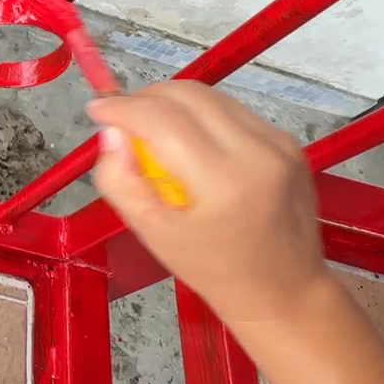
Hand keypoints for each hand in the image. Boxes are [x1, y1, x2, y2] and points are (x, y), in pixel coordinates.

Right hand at [89, 81, 330, 324]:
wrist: (284, 287)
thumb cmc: (209, 266)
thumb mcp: (149, 232)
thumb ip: (119, 180)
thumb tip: (110, 133)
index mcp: (222, 181)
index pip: (161, 119)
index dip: (121, 107)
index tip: (95, 110)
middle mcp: (257, 152)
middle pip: (187, 95)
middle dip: (143, 98)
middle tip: (120, 119)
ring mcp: (278, 143)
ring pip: (209, 96)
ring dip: (170, 102)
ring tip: (149, 127)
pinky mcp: (288, 142)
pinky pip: (230, 110)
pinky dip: (198, 114)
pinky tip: (186, 139)